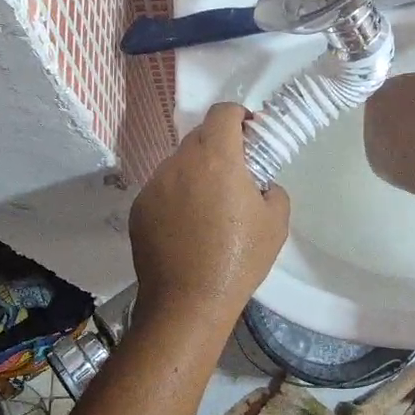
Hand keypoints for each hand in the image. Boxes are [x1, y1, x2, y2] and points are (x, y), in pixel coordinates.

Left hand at [128, 103, 290, 327]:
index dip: (239, 116)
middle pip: (200, 137)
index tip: (250, 135)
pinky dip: (176, 197)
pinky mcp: (138, 208)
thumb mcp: (276, 222)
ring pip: (178, 164)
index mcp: (216, 158)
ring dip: (195, 173)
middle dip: (219, 147)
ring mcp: (154, 185)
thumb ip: (272, 189)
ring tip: (208, 209)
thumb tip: (258, 184)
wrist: (187, 302)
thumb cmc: (239, 259)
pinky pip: (162, 190)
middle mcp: (179, 163)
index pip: (222, 112)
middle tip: (234, 177)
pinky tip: (186, 229)